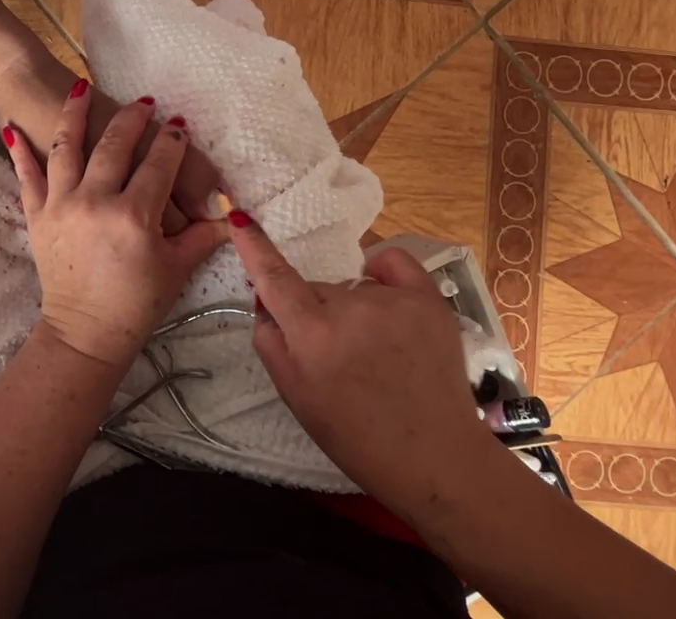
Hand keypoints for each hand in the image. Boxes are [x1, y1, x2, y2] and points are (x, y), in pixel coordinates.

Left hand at [5, 80, 225, 366]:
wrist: (85, 333)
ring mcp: (62, 205)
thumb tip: (232, 214)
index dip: (172, 142)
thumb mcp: (177, 268)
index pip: (158, 164)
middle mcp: (95, 201)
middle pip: (114, 146)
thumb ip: (203, 236)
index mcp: (134, 215)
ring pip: (67, 148)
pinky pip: (26, 177)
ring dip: (74, 114)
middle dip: (131, 119)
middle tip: (143, 103)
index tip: (178, 125)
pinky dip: (19, 151)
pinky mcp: (38, 216)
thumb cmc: (136, 304)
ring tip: (80, 88)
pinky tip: (11, 125)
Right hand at [230, 217, 493, 507]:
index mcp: (312, 336)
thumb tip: (264, 299)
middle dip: (317, 312)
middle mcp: (350, 309)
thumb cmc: (355, 435)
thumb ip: (269, 340)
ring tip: (376, 350)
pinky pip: (393, 264)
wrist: (436, 460)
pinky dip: (384, 275)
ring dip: (353, 307)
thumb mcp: (295, 395)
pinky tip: (389, 303)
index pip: (274, 277)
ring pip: (351, 287)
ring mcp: (392, 301)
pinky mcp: (429, 301)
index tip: (239, 217)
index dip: (253, 245)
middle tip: (338, 355)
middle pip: (316, 290)